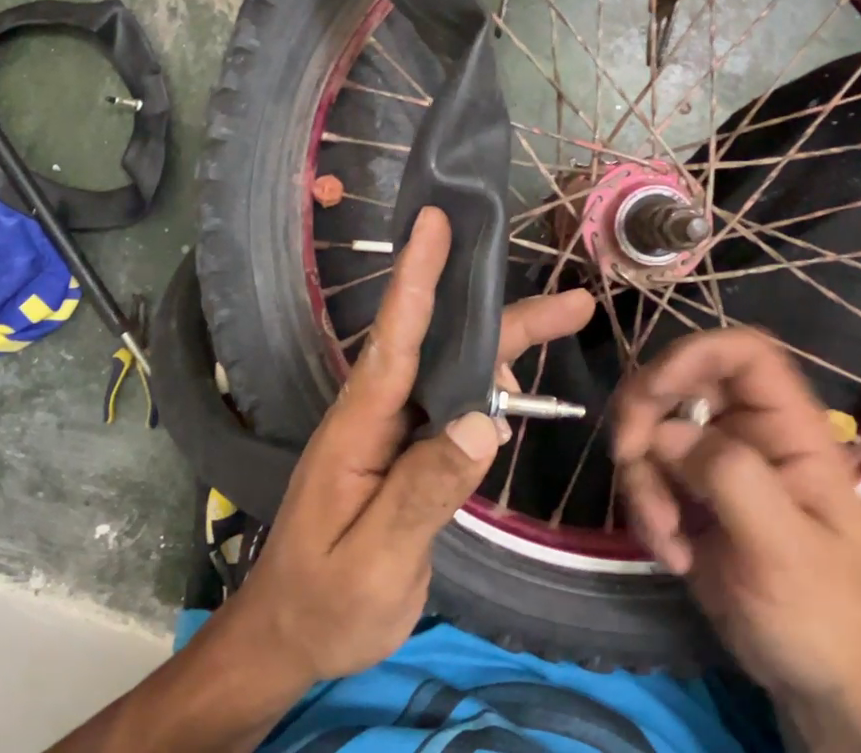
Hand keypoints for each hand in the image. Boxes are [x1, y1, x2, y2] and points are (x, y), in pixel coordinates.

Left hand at [228, 207, 595, 683]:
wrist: (288, 637)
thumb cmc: (323, 603)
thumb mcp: (374, 560)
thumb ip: (424, 490)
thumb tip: (486, 419)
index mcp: (356, 431)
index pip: (392, 343)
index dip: (416, 280)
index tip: (435, 223)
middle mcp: (373, 420)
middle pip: (438, 350)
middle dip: (497, 315)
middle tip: (571, 299)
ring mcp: (389, 439)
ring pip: (451, 376)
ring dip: (503, 348)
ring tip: (566, 322)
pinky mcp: (404, 460)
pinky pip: (451, 410)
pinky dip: (490, 391)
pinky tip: (520, 388)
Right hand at [610, 330, 860, 749]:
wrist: (819, 685)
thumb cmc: (823, 616)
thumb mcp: (785, 549)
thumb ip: (733, 478)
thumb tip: (665, 432)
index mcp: (792, 433)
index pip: (745, 355)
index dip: (693, 355)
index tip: (651, 392)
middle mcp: (749, 437)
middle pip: (679, 385)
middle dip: (644, 419)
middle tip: (627, 458)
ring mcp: (715, 468)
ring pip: (651, 434)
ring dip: (643, 483)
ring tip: (668, 542)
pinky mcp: (689, 499)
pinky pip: (646, 478)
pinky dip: (645, 512)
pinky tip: (673, 556)